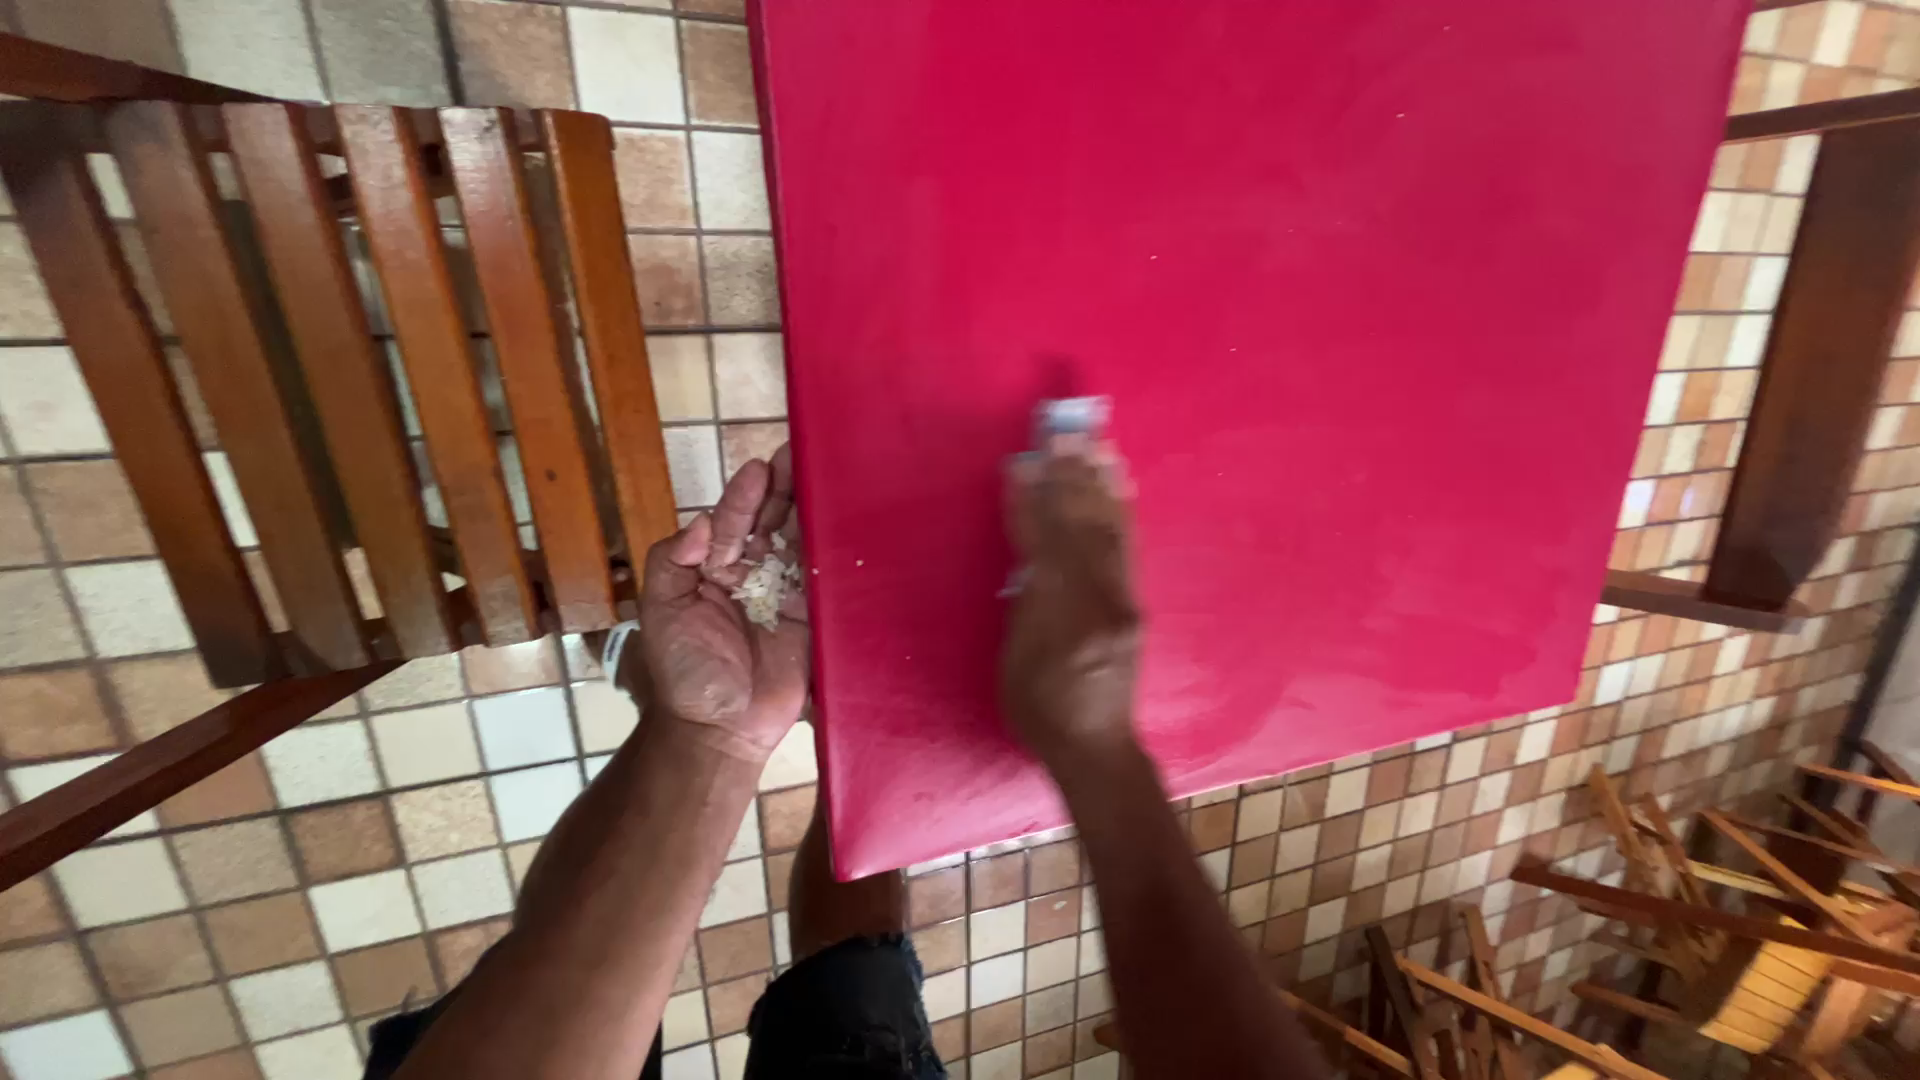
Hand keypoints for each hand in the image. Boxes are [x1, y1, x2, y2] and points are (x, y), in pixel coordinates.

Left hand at [631, 445, 807, 760]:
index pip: (733, 523)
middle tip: (803, 453)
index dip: (745, 495)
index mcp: (714, 569)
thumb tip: (704, 522)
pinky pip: (823, 578)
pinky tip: (848, 524)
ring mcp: (784, 593)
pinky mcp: (812, 615)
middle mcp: (751, 573)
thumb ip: (673, 563)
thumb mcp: (662, 612)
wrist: (719, 727)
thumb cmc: (685, 670)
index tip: (761, 467)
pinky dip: (834, 551)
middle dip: (785, 488)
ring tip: (830, 475)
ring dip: (812, 510)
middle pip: (771, 523)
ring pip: (800, 542)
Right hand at [1001, 435, 1141, 766]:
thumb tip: (1029, 551)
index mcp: (1061, 615)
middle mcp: (1099, 599)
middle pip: (1082, 527)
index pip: (1045, 544)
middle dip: (1071, 478)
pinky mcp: (1135, 601)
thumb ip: (1025, 601)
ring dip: (1100, 484)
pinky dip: (1121, 509)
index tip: (1022, 463)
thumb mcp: (1014, 657)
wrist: (1095, 743)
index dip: (1032, 502)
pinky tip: (1119, 485)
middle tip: (1062, 436)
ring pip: (1110, 530)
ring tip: (1095, 444)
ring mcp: (1123, 599)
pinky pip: (1129, 546)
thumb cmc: (1038, 707)